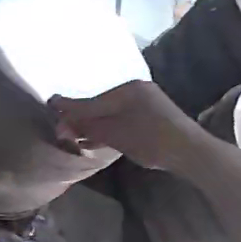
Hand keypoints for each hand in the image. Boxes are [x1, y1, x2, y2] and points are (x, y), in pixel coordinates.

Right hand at [49, 80, 207, 171]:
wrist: (189, 151)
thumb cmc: (151, 139)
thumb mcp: (114, 134)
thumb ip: (88, 127)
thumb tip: (62, 124)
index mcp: (127, 90)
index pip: (91, 100)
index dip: (70, 107)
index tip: (50, 104)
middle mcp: (136, 91)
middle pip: (100, 105)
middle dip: (81, 117)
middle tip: (62, 127)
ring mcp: (146, 103)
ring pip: (111, 113)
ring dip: (94, 125)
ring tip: (74, 136)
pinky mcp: (152, 118)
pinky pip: (122, 120)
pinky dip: (108, 128)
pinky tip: (96, 140)